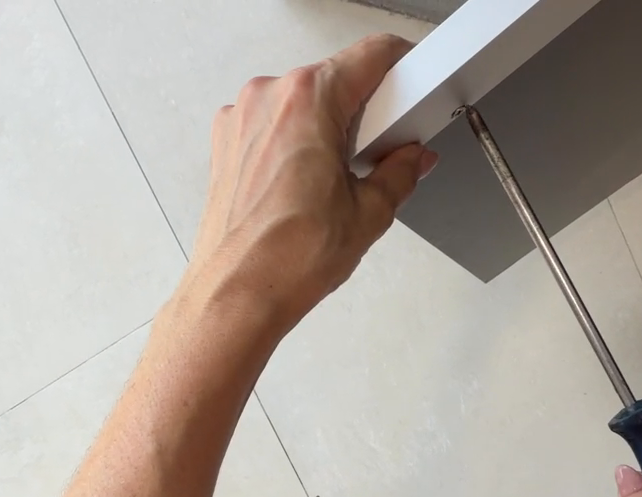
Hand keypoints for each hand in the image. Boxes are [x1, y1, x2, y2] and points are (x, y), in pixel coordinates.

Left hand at [186, 35, 437, 331]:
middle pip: (334, 82)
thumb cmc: (286, 260)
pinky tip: (305, 194)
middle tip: (379, 159)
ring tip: (335, 189)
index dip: (404, 69)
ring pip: (302, 108)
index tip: (414, 91)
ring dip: (327, 135)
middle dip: (364, 115)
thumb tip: (412, 159)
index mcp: (307, 99)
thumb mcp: (368, 215)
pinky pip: (274, 131)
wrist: (238, 296)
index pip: (371, 55)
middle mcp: (268, 98)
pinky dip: (295, 150)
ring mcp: (242, 120)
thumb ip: (400, 174)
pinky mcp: (228, 145)